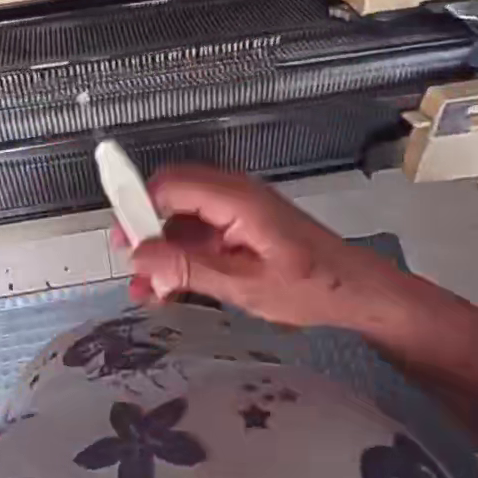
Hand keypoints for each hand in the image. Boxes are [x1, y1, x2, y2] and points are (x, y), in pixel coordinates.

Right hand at [121, 165, 412, 329]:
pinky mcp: (241, 224)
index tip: (121, 241)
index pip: (171, 185)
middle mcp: (234, 194)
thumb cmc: (311, 287)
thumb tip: (140, 257)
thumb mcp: (244, 286)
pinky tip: (170, 287)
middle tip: (131, 266)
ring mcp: (237, 208)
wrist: (356, 291)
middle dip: (145, 230)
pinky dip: (182, 254)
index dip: (139, 208)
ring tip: (146, 289)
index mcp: (237, 199)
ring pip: (183, 216)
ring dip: (162, 248)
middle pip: (172, 196)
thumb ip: (188, 269)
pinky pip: (200, 231)